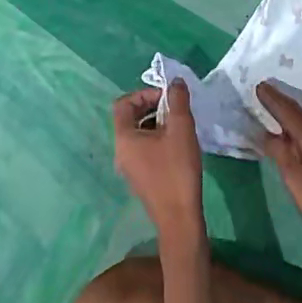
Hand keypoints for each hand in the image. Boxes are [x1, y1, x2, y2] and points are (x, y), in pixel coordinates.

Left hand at [113, 82, 204, 238]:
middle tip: (175, 109)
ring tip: (180, 126)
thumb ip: (177, 101)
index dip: (144, 94)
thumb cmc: (177, 171)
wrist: (179, 219)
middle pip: (130, 118)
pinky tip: (178, 146)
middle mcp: (120, 151)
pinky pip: (143, 150)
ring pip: (138, 134)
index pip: (123, 104)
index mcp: (123, 137)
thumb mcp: (181, 130)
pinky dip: (157, 140)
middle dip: (152, 108)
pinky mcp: (140, 179)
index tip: (166, 97)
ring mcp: (128, 167)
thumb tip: (175, 82)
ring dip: (156, 124)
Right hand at [256, 81, 301, 248]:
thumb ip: (282, 155)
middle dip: (279, 100)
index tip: (257, 85)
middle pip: (297, 112)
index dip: (272, 99)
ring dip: (286, 110)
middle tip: (261, 87)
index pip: (288, 113)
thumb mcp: (298, 182)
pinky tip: (285, 131)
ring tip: (269, 102)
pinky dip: (292, 124)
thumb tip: (267, 134)